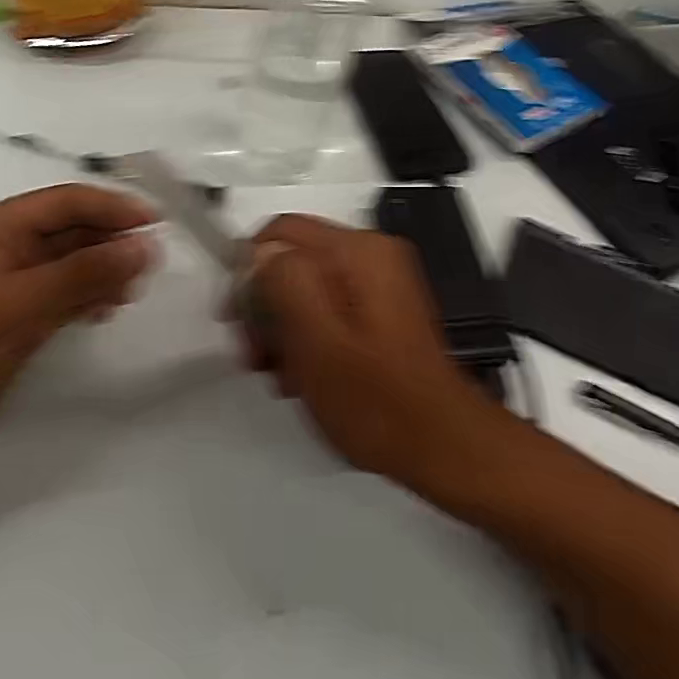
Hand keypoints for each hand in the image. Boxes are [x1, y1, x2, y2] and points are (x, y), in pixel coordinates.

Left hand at [0, 184, 157, 469]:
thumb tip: (143, 246)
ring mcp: (2, 289)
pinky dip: (82, 300)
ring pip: (65, 266)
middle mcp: (0, 250)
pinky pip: (55, 298)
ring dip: (100, 272)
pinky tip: (101, 313)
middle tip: (149, 267)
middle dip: (109, 242)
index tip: (155, 225)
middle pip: (67, 231)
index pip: (64, 202)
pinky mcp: (6, 323)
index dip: (111, 207)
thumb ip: (82, 274)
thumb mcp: (17, 306)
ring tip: (130, 294)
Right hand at [244, 214, 503, 488]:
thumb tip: (257, 255)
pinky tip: (304, 374)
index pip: (277, 233)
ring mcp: (379, 283)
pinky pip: (328, 306)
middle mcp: (371, 256)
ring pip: (306, 286)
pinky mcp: (382, 310)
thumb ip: (282, 283)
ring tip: (282, 374)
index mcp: (357, 252)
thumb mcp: (316, 340)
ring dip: (283, 326)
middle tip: (256, 355)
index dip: (246, 271)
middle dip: (265, 305)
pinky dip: (308, 335)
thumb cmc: (376, 400)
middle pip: (292, 260)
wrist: (443, 445)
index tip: (236, 320)